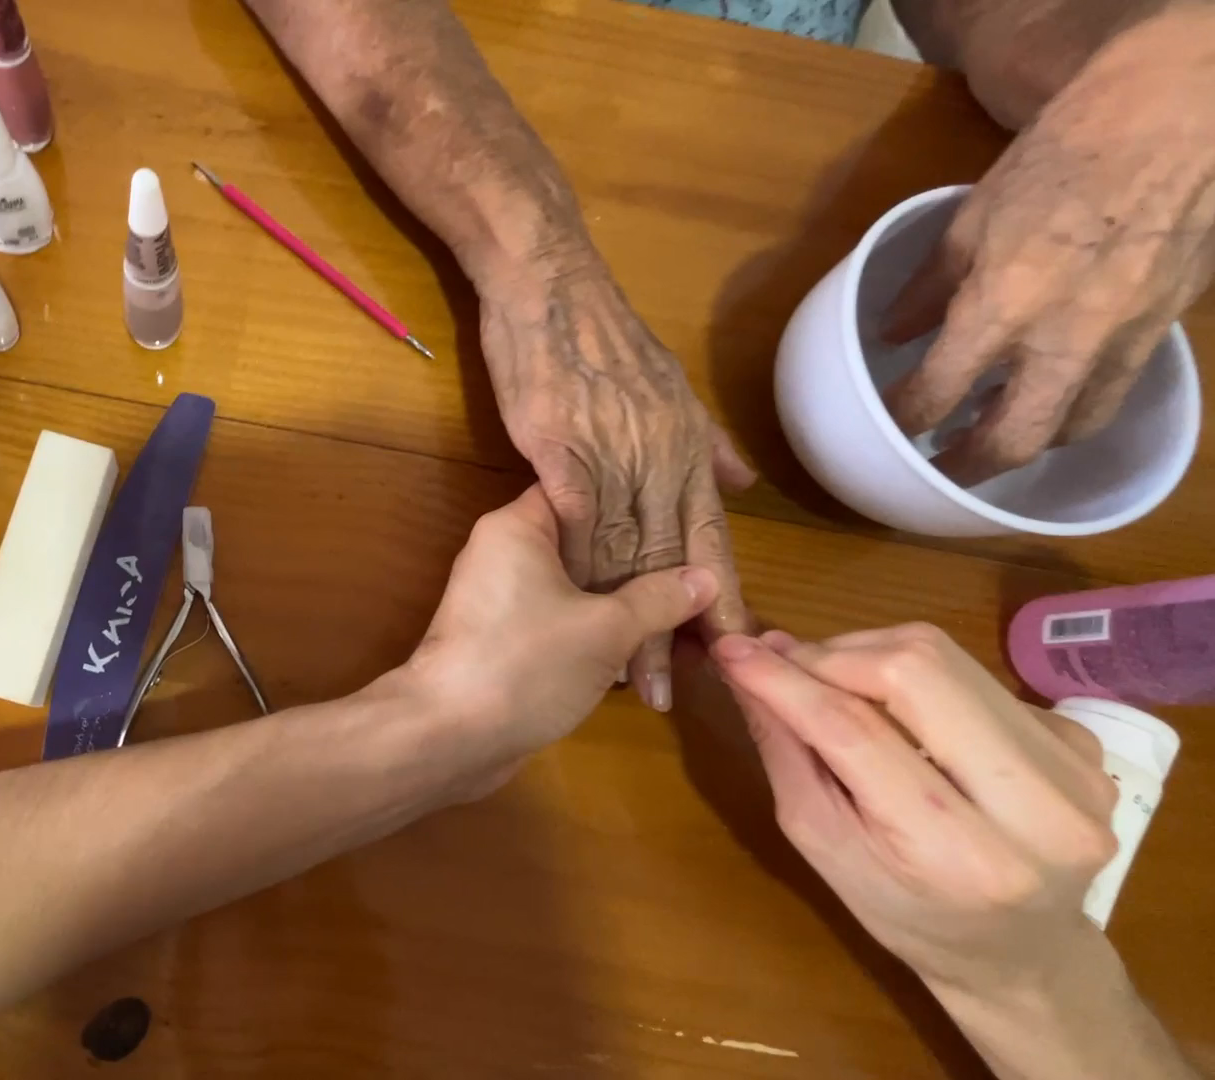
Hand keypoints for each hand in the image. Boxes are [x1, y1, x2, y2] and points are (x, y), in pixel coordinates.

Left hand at [403, 485, 717, 795]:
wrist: (449, 733)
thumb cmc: (526, 663)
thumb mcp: (605, 628)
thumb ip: (658, 597)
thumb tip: (707, 576)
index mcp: (516, 527)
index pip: (582, 491)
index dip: (635, 502)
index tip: (686, 520)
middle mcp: (502, 552)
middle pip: (584, 545)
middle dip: (641, 567)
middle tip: (704, 584)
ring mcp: (499, 597)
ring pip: (575, 589)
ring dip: (624, 609)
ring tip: (687, 628)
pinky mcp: (503, 636)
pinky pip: (559, 622)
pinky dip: (596, 635)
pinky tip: (644, 660)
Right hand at [479, 255, 756, 714]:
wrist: (548, 284)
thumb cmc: (598, 337)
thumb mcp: (666, 386)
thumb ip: (705, 440)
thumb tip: (741, 481)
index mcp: (682, 448)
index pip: (710, 537)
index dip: (722, 598)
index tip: (732, 655)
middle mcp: (656, 457)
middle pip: (669, 560)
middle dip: (672, 633)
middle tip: (671, 694)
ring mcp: (608, 452)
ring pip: (624, 552)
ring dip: (622, 619)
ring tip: (625, 676)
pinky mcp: (558, 446)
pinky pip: (575, 518)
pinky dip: (579, 570)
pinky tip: (572, 613)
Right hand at [711, 623, 1116, 998]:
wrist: (1020, 950)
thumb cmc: (897, 905)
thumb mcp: (817, 837)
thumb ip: (782, 747)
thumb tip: (743, 663)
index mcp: (957, 853)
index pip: (854, 733)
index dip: (784, 681)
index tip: (729, 647)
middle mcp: (1038, 809)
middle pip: (915, 672)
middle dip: (829, 655)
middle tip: (786, 666)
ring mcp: (1074, 770)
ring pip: (942, 657)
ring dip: (863, 655)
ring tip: (832, 685)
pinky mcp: (1084, 742)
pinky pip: (970, 671)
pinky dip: (909, 676)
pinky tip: (897, 712)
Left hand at [882, 5, 1214, 484]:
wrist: (1180, 111)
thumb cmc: (1058, 163)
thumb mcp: (965, 227)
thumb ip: (923, 292)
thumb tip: (891, 337)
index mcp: (1001, 309)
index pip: (935, 395)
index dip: (900, 421)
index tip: (881, 427)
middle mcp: (1066, 335)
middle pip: (1016, 437)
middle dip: (969, 465)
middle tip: (936, 471)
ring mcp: (1126, 332)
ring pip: (1077, 422)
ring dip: (1028, 443)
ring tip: (985, 441)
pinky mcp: (1167, 320)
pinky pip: (1116, 386)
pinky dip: (1075, 407)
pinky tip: (1045, 399)